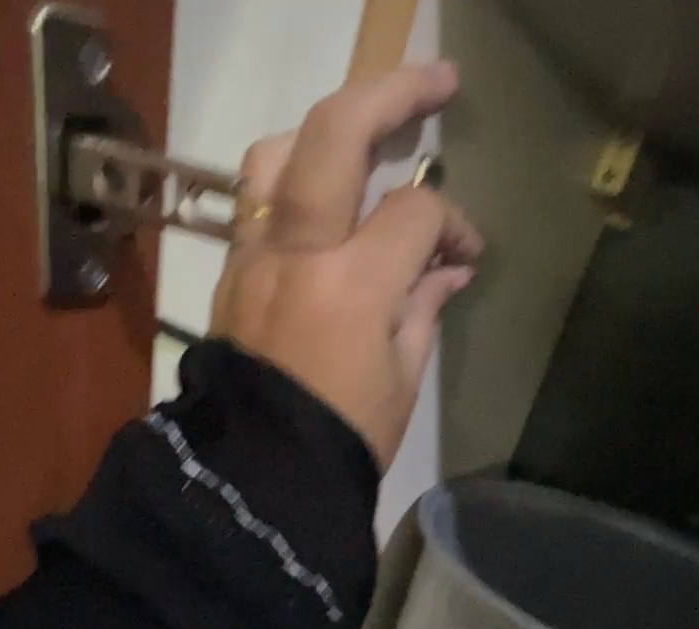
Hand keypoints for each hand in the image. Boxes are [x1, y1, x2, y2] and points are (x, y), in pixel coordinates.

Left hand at [210, 62, 483, 467]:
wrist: (262, 475)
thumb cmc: (346, 437)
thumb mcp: (404, 377)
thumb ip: (424, 305)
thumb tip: (448, 265)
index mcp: (351, 286)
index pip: (414, 214)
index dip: (452, 222)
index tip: (467, 251)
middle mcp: (295, 252)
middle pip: (335, 133)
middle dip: (393, 94)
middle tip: (438, 83)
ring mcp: (253, 256)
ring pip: (276, 153)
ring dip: (325, 131)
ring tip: (364, 137)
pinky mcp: (231, 273)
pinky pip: (256, 201)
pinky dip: (294, 181)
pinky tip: (324, 197)